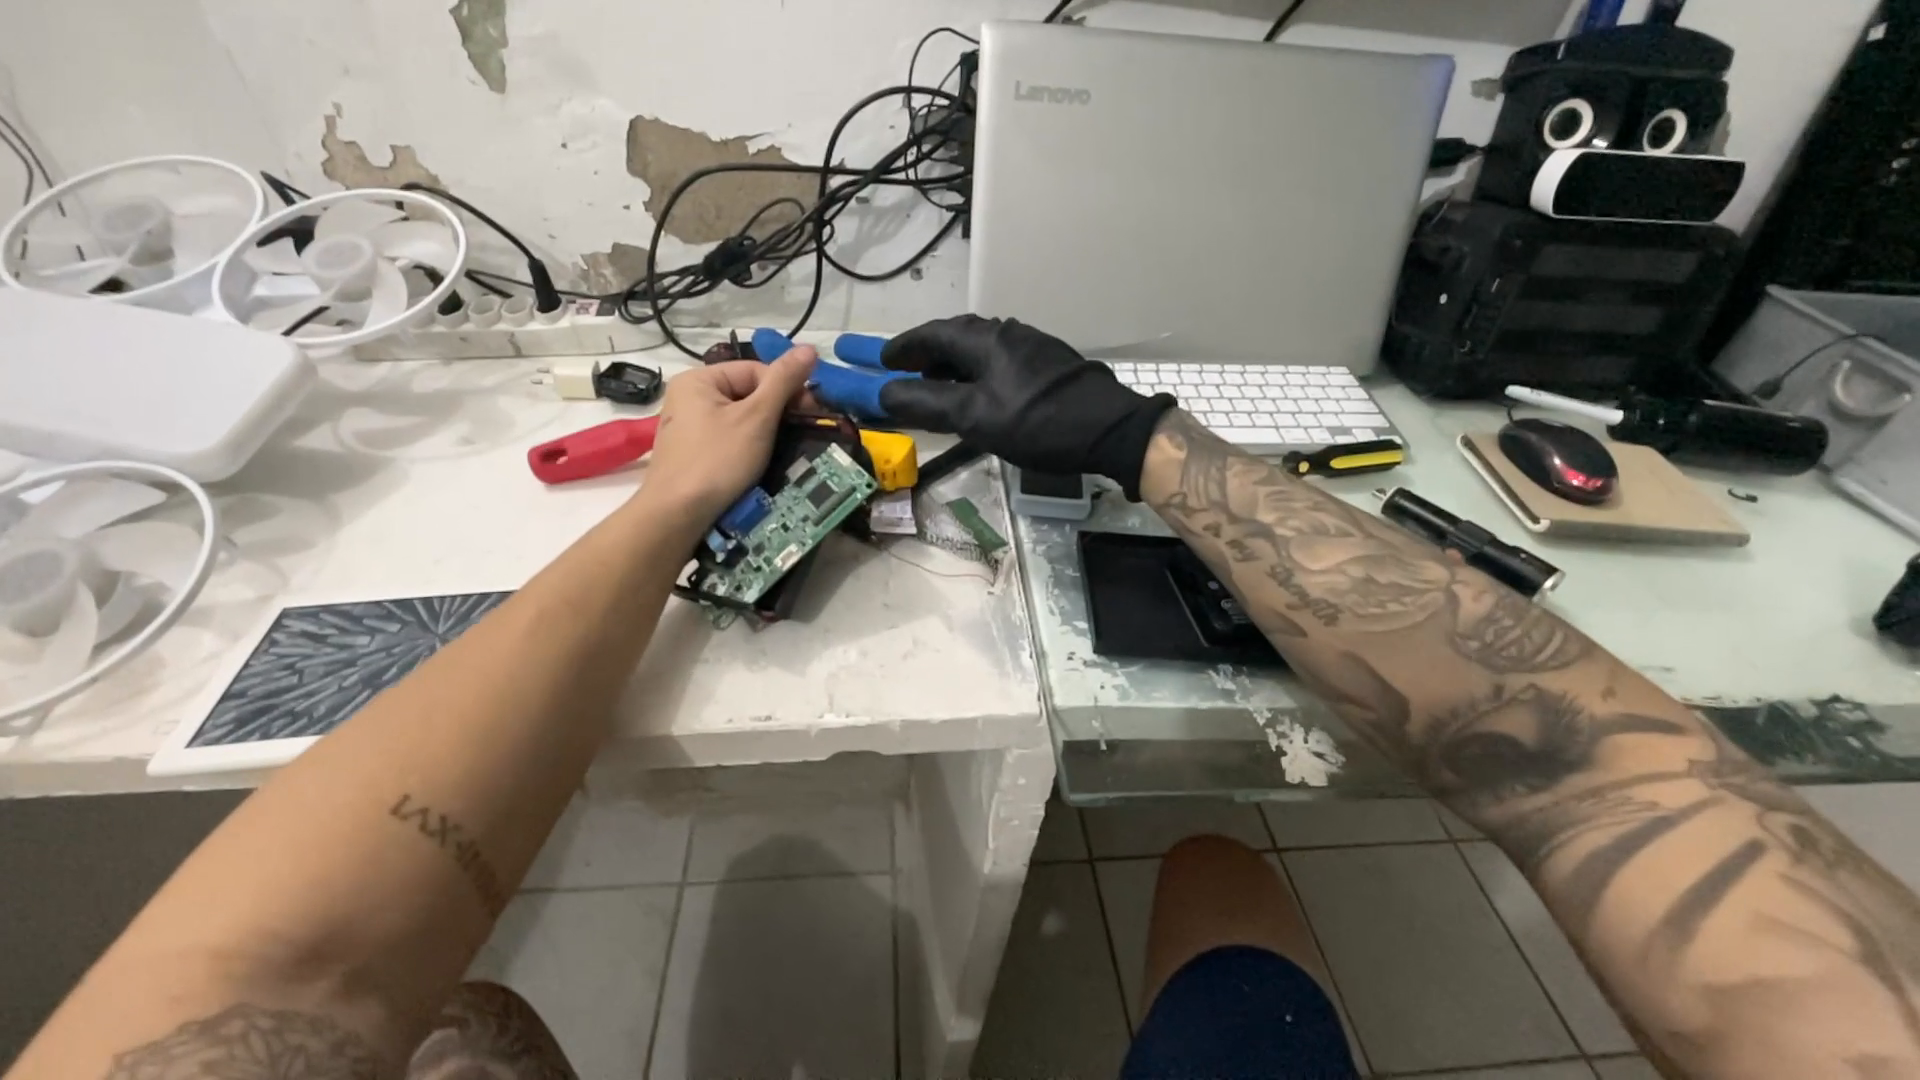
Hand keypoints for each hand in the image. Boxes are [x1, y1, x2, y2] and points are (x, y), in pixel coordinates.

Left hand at [641, 347, 816, 521]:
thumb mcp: (757, 417)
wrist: (677, 515)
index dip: (787, 388)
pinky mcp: (691, 452)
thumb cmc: (717, 460)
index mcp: (699, 379)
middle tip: (803, 430)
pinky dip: (748, 446)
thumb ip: (784, 381)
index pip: (756, 371)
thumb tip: (810, 347)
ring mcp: (687, 426)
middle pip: (747, 393)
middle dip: (777, 411)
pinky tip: (760, 462)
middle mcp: (688, 397)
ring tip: (786, 448)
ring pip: (739, 418)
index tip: (811, 412)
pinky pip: (728, 438)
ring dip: (766, 431)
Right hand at [878, 316, 1175, 498]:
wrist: (1113, 430)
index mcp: (986, 340)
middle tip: (906, 374)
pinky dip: (977, 374)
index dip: (904, 347)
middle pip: (956, 337)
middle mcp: (1008, 334)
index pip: (932, 334)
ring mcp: (1032, 348)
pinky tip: (981, 396)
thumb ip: (930, 404)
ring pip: (979, 350)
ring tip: (938, 388)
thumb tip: (885, 393)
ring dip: (953, 365)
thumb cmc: (1040, 424)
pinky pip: (1000, 362)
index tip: (881, 360)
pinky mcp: (1049, 366)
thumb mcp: (978, 418)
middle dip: (926, 354)